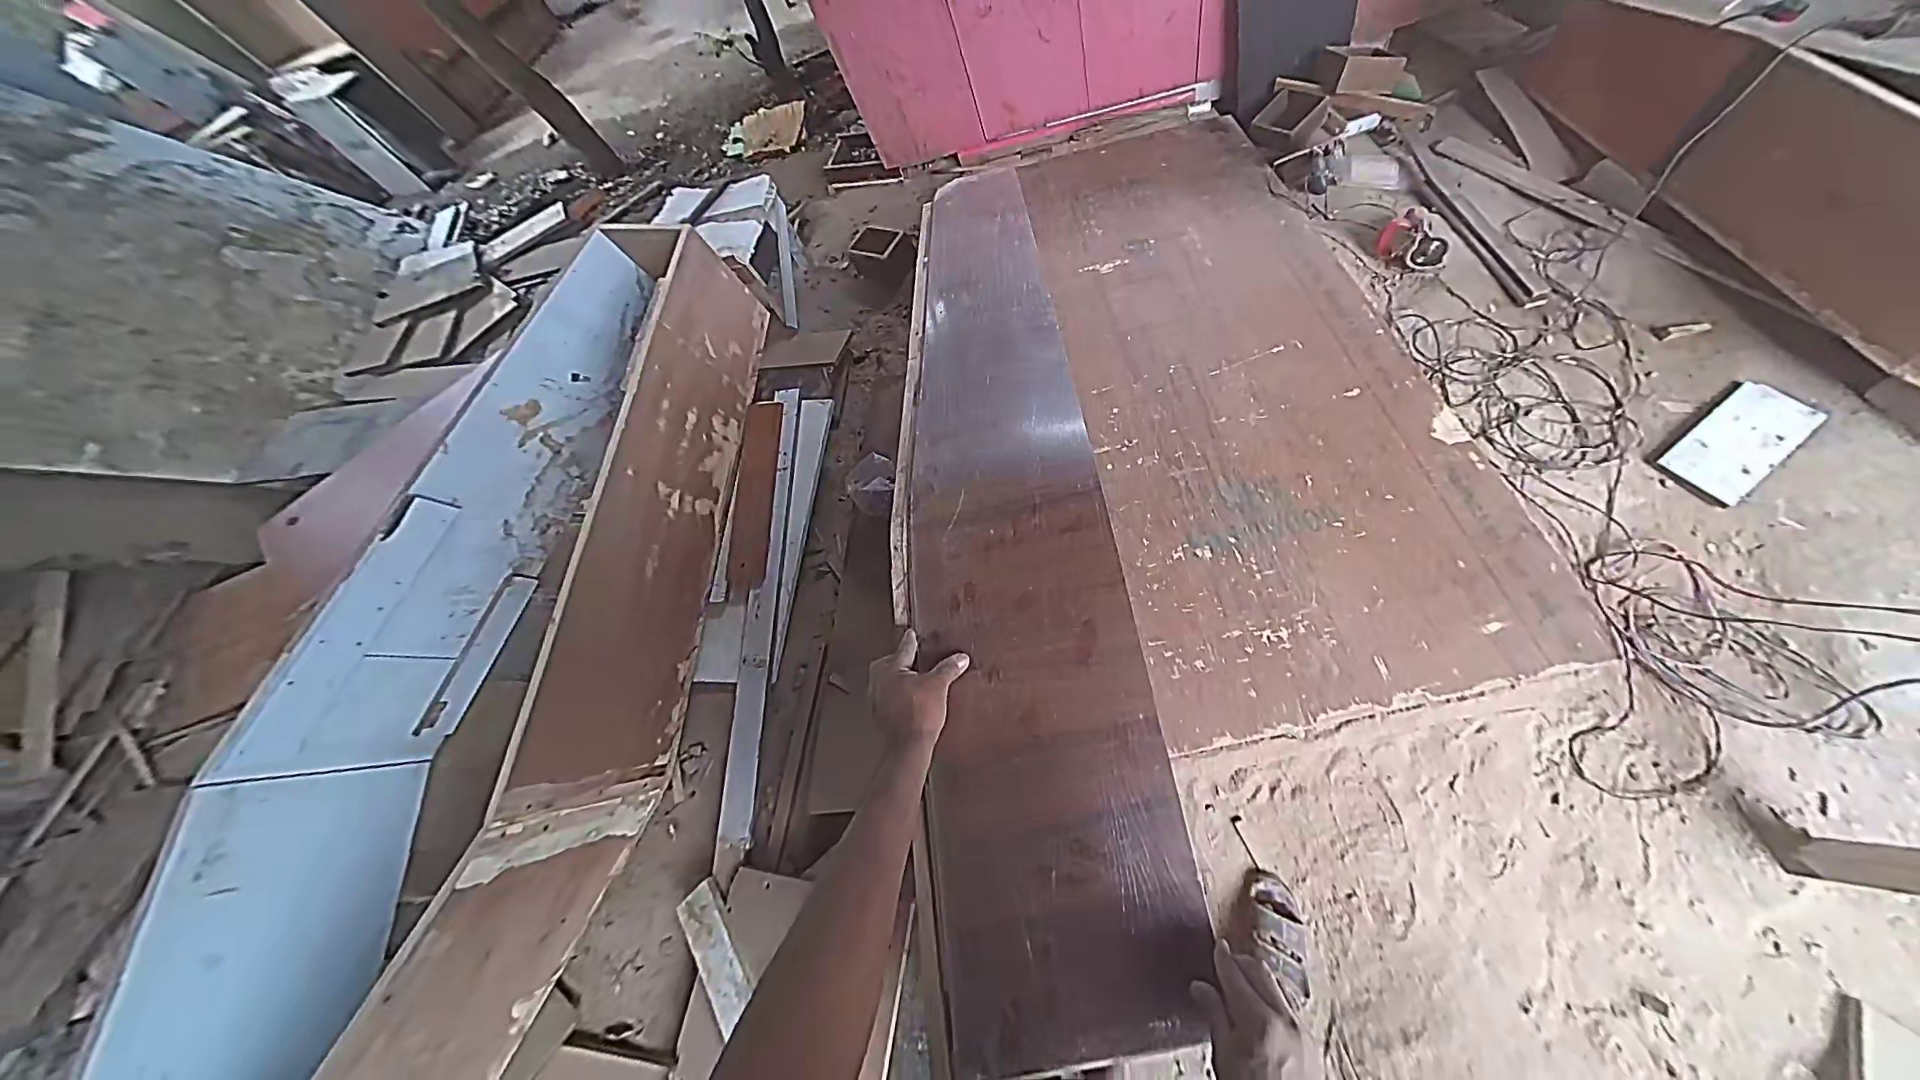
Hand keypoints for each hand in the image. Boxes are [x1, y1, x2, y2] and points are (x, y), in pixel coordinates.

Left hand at [868, 629, 968, 749]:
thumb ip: (949, 668)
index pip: (903, 648)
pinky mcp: (880, 715)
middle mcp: (879, 681)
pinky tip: (909, 698)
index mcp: (891, 669)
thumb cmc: (919, 714)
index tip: (911, 634)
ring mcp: (877, 699)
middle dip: (898, 659)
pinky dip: (897, 694)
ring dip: (897, 678)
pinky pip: (887, 697)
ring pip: (886, 680)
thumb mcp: (938, 685)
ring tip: (912, 679)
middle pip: (888, 663)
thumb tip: (960, 658)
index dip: (911, 640)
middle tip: (911, 658)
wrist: (908, 746)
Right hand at [1191, 939, 1307, 1079]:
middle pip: (1261, 972)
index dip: (1223, 958)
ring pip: (1278, 988)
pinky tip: (1260, 1011)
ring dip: (1259, 981)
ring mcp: (1304, 1033)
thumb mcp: (1224, 1060)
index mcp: (1259, 1022)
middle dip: (1242, 963)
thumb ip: (1214, 1016)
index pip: (1236, 974)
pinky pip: (1289, 1009)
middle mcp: (1285, 1020)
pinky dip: (1272, 1001)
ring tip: (1240, 987)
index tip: (1216, 947)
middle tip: (1225, 962)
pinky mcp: (1314, 1046)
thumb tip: (1200, 987)